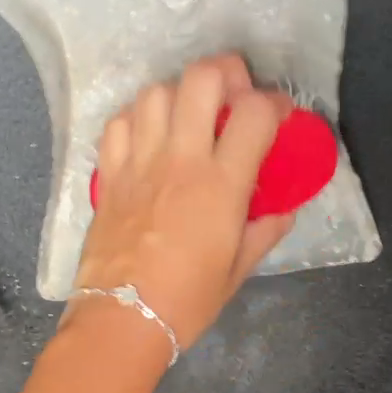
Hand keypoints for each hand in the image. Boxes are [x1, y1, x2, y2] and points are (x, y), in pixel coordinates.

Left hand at [67, 53, 295, 351]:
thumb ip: (263, 233)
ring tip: (187, 115)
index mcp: (221, 184)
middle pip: (201, 79)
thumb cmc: (186, 302)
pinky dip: (136, 119)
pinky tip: (147, 136)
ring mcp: (138, 164)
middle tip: (233, 94)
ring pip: (155, 92)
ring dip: (178, 93)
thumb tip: (283, 212)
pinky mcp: (108, 176)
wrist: (121, 319)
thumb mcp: (236, 271)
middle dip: (225, 73)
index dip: (274, 103)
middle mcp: (180, 160)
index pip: (254, 112)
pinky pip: (118, 124)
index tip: (278, 115)